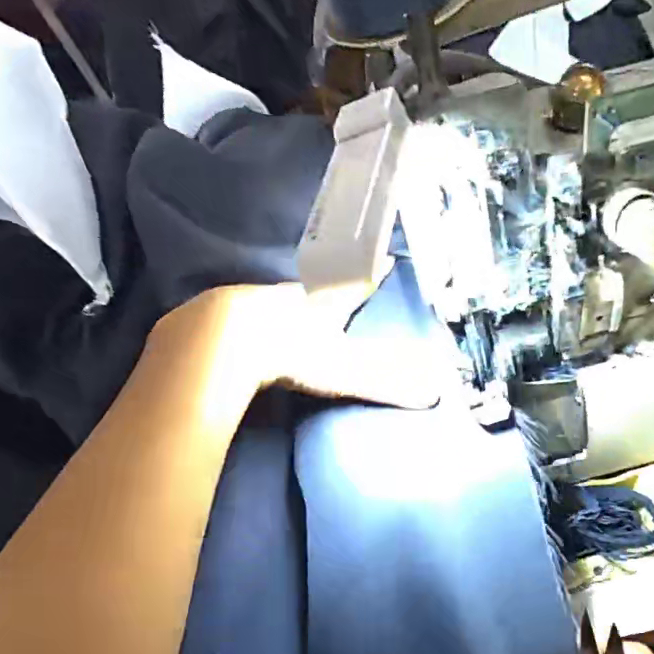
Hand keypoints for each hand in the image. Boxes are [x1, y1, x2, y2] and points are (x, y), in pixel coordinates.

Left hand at [151, 283, 437, 409]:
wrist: (223, 340)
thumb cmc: (291, 352)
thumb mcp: (344, 372)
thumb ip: (386, 384)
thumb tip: (434, 393)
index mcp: (323, 306)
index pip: (356, 288)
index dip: (373, 277)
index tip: (386, 260)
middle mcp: (292, 296)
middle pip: (314, 289)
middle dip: (326, 289)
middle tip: (333, 288)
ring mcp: (253, 301)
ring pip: (276, 298)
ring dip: (285, 303)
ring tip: (289, 312)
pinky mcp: (219, 314)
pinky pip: (241, 313)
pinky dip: (247, 319)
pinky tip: (242, 330)